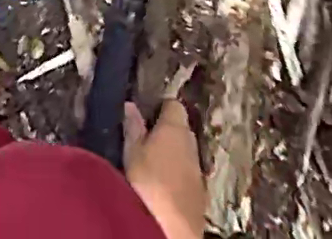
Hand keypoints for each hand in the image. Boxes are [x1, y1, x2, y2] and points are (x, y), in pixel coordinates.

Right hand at [123, 98, 204, 238]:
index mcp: (175, 127)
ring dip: (173, 153)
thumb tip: (131, 105)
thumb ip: (133, 127)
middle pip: (181, 127)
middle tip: (146, 140)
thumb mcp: (132, 152)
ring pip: (185, 151)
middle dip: (166, 131)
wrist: (171, 228)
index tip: (146, 114)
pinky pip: (188, 172)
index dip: (160, 107)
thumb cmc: (148, 183)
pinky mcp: (201, 191)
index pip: (173, 104)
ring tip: (153, 163)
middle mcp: (191, 142)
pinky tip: (164, 184)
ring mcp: (198, 167)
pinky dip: (178, 173)